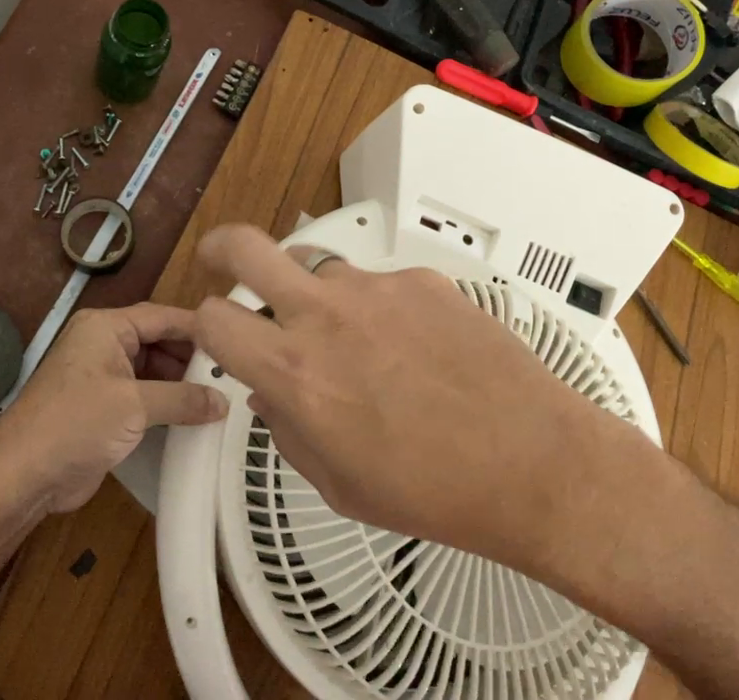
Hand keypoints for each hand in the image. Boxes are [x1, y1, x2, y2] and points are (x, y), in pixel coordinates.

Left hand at [0, 303, 228, 514]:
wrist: (24, 474)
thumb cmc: (76, 424)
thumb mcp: (134, 406)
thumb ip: (182, 399)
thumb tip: (223, 402)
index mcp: (105, 327)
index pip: (162, 316)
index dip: (199, 328)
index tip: (236, 339)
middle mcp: (104, 345)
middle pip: (159, 341)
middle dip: (192, 358)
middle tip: (235, 374)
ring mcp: (102, 378)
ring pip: (153, 371)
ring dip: (181, 383)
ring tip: (222, 397)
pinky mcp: (103, 409)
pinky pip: (144, 397)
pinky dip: (167, 404)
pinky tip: (196, 417)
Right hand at [191, 224, 658, 575]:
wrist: (534, 465)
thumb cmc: (436, 491)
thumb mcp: (340, 483)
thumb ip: (289, 431)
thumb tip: (270, 397)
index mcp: (295, 371)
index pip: (213, 318)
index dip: (203, 324)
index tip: (215, 331)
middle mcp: (326, 316)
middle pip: (245, 247)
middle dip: (221, 248)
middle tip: (220, 259)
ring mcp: (376, 290)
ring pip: (316, 263)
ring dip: (312, 288)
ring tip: (345, 330)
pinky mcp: (422, 280)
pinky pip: (380, 282)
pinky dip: (380, 306)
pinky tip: (412, 346)